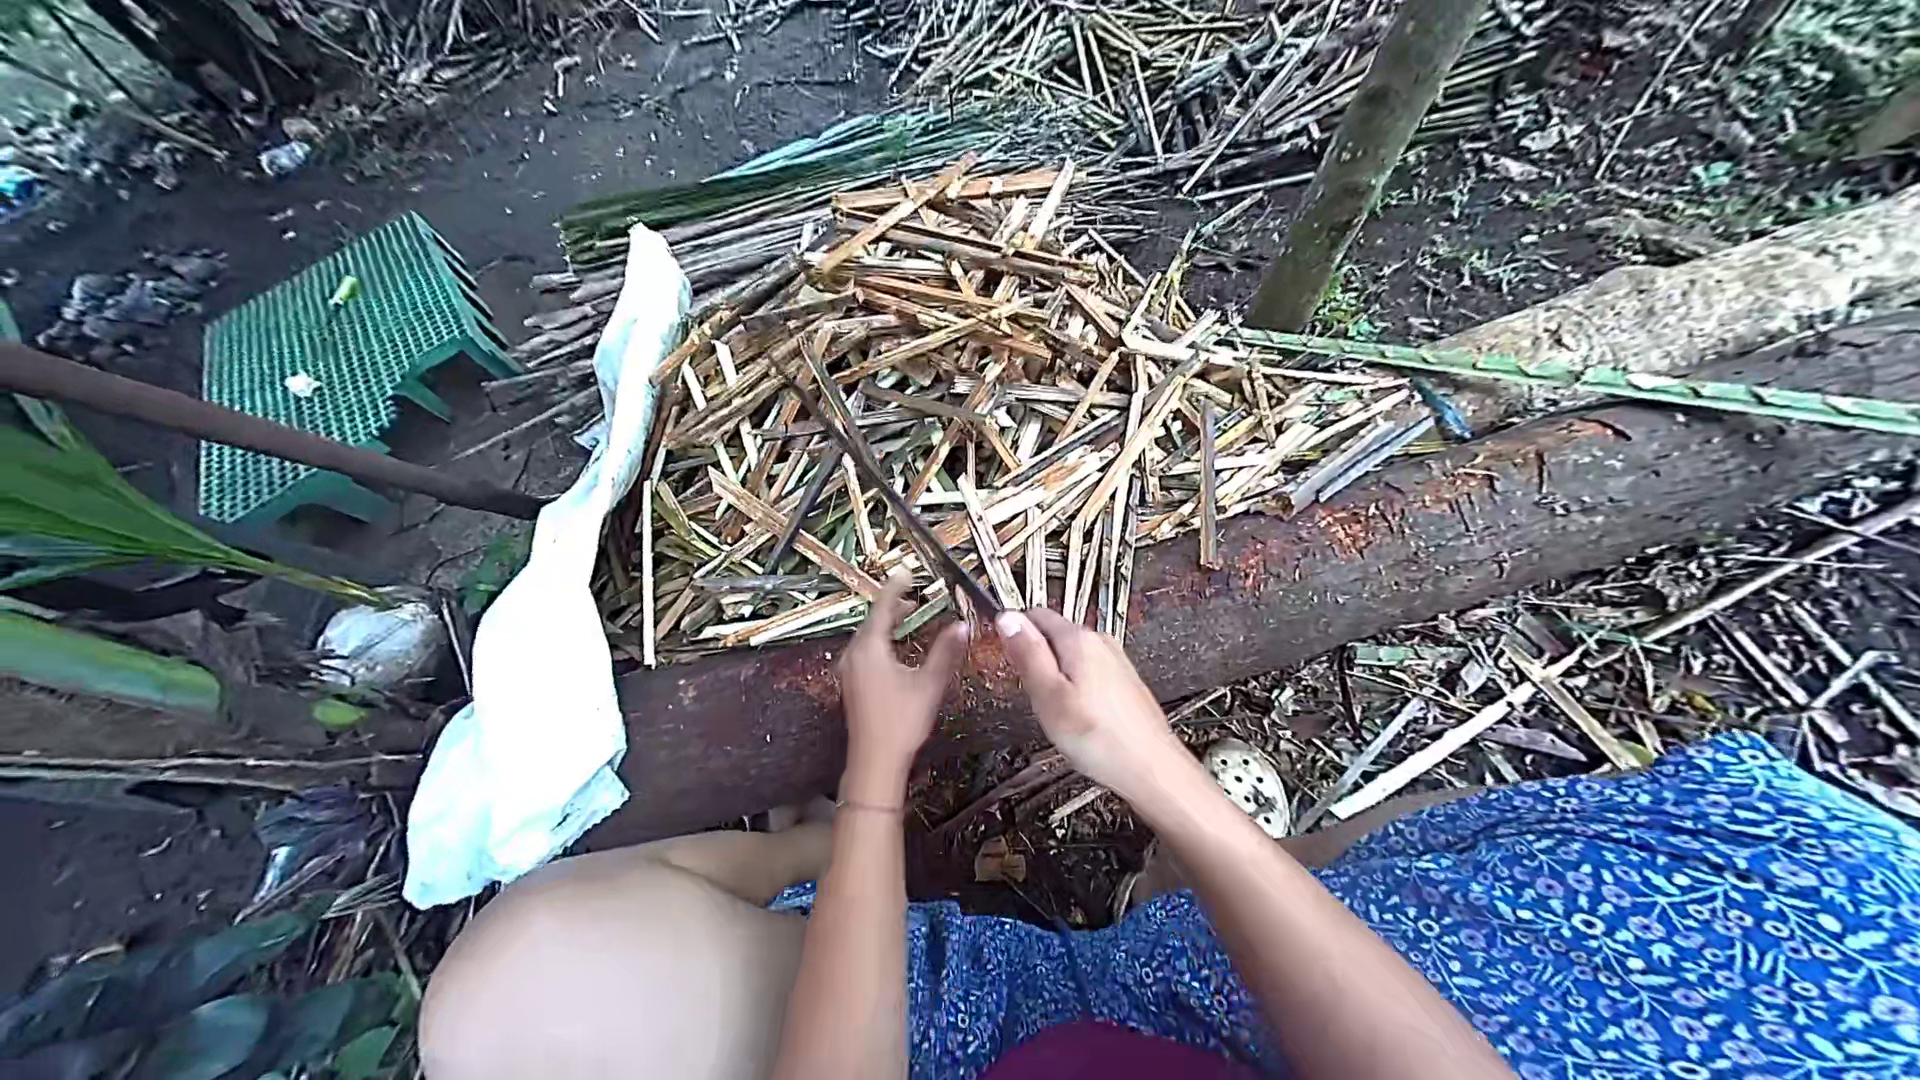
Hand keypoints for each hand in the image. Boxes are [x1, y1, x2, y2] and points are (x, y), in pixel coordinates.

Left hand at [836, 572, 968, 803]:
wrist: (875, 762)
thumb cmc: (901, 722)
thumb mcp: (929, 684)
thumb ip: (945, 652)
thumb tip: (962, 625)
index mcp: (870, 649)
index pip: (882, 607)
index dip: (895, 587)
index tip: (906, 571)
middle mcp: (854, 655)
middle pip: (873, 620)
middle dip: (894, 605)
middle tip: (915, 597)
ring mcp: (849, 669)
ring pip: (868, 635)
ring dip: (888, 623)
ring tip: (909, 617)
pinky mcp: (851, 682)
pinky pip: (865, 649)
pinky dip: (881, 639)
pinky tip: (897, 647)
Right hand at [995, 608, 1197, 803]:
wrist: (1151, 769)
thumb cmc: (1099, 738)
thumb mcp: (1047, 695)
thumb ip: (1027, 653)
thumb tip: (1007, 618)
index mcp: (1078, 640)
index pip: (1035, 615)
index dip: (1015, 634)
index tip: (1010, 661)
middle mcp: (1100, 642)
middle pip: (1053, 635)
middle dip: (1036, 659)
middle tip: (1034, 695)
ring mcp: (1115, 661)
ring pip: (1070, 656)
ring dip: (1056, 676)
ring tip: (1057, 711)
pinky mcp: (1123, 681)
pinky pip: (1088, 672)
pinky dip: (1076, 688)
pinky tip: (1079, 717)